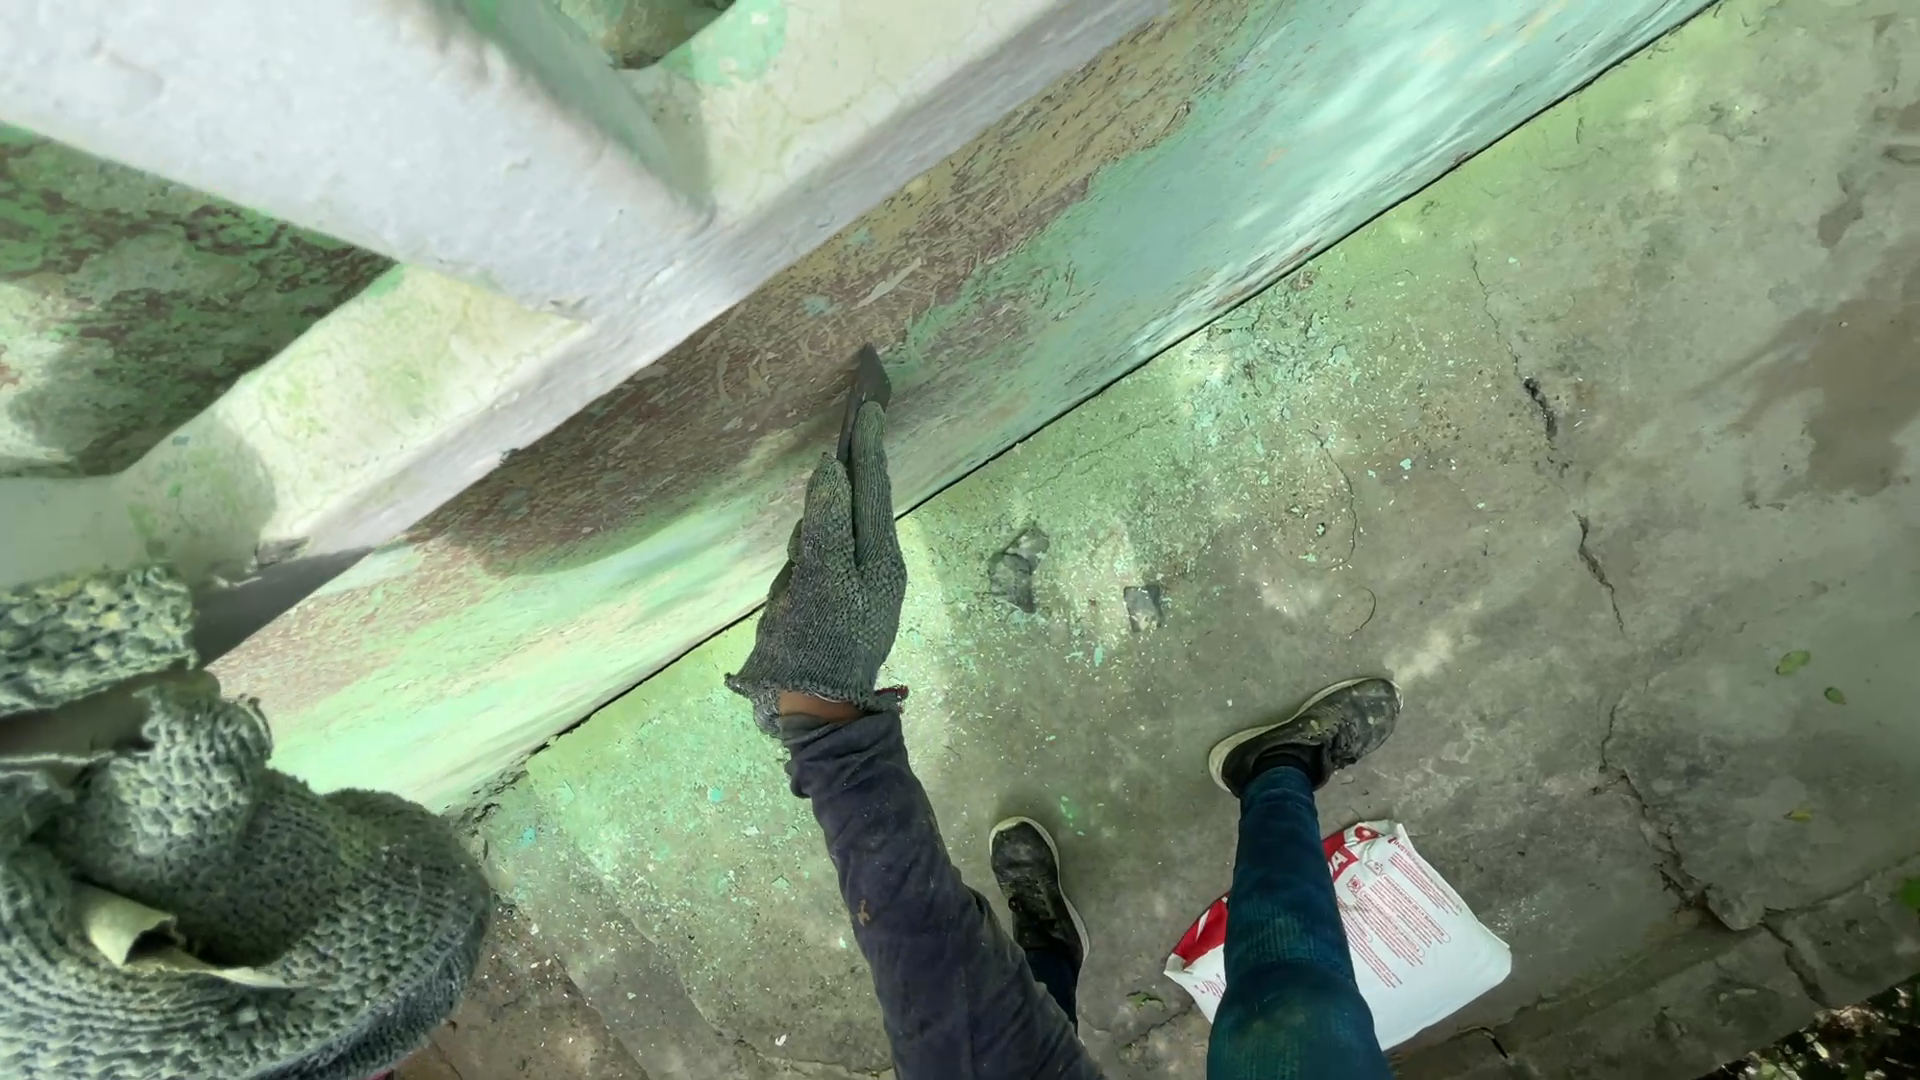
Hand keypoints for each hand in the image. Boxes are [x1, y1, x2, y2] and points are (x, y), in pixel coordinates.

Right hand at [726, 402, 906, 731]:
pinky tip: (794, 582)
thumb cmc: (818, 645)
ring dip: (816, 527)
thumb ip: (827, 523)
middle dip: (853, 471)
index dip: (869, 446)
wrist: (813, 709)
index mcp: (880, 557)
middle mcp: (872, 564)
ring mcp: (852, 582)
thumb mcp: (821, 581)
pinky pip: (816, 560)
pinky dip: (805, 556)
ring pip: (830, 531)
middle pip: (857, 504)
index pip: (873, 489)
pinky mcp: (831, 598)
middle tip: (859, 423)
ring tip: (805, 553)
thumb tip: (832, 468)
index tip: (871, 406)